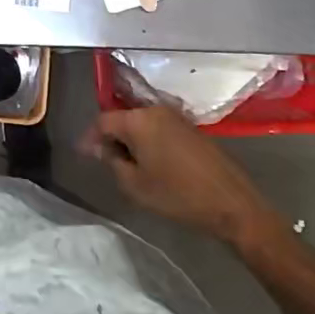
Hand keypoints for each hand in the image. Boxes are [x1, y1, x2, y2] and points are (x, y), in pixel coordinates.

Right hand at [80, 106, 284, 246]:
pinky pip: (159, 128)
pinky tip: (150, 162)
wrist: (231, 203)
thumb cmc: (178, 195)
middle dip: (111, 137)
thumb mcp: (135, 184)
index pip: (103, 120)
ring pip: (141, 123)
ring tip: (127, 164)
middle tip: (104, 160)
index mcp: (138, 120)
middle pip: (123, 118)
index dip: (90, 137)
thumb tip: (99, 147)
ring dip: (131, 139)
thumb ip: (111, 161)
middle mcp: (156, 110)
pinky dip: (148, 141)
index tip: (83, 154)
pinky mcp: (190, 128)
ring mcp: (176, 117)